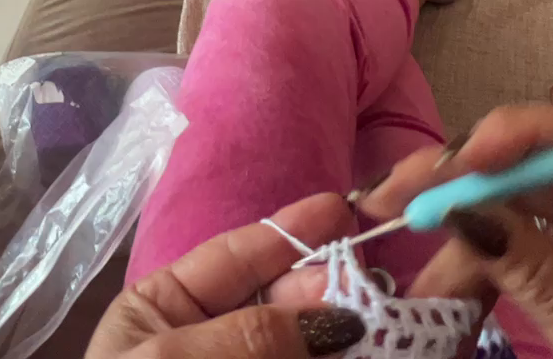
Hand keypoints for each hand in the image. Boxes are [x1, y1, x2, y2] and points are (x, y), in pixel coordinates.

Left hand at [85, 193, 365, 358]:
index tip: (339, 210)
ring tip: (386, 327)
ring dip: (338, 338)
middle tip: (377, 283)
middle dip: (323, 290)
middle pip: (275, 304)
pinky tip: (366, 356)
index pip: (235, 257)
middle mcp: (206, 342)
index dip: (287, 232)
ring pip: (296, 349)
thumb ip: (246, 337)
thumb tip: (331, 311)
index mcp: (165, 308)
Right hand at [360, 104, 552, 358]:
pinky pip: (515, 248)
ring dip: (452, 232)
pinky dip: (473, 267)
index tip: (451, 166)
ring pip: (510, 206)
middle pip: (529, 167)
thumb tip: (461, 209)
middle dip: (455, 180)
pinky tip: (437, 293)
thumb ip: (542, 281)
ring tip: (404, 267)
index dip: (510, 135)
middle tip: (386, 201)